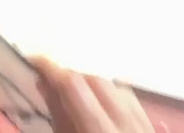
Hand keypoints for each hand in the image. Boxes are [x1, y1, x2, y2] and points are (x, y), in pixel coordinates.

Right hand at [34, 58, 154, 132]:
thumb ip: (59, 116)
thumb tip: (44, 81)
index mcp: (100, 130)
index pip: (74, 85)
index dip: (50, 67)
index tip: (32, 59)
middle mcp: (127, 124)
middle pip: (97, 79)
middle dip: (72, 71)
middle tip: (52, 73)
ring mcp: (145, 126)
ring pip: (117, 86)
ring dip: (92, 79)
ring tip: (75, 85)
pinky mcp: (152, 128)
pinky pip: (132, 100)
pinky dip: (113, 92)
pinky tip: (101, 97)